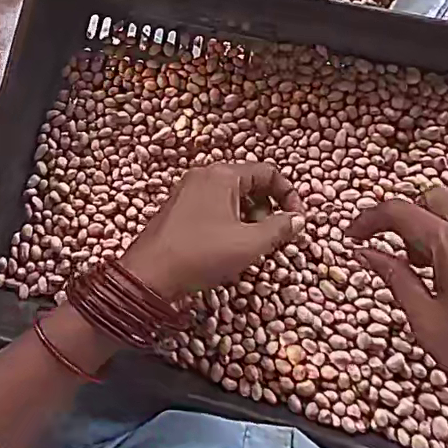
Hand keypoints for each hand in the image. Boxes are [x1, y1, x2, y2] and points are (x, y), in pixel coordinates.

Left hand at [121, 162, 303, 299]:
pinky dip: (229, 222)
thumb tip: (297, 220)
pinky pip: (213, 207)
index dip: (289, 195)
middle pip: (249, 183)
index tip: (297, 222)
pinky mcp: (178, 209)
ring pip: (231, 197)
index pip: (268, 172)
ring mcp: (187, 192)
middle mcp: (203, 176)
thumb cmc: (200, 254)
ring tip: (253, 245)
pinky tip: (229, 247)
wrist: (149, 275)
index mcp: (221, 175)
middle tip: (274, 237)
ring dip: (249, 217)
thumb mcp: (248, 244)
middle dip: (268, 208)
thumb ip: (278, 228)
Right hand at [346, 186, 447, 447]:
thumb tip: (368, 253)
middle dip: (408, 215)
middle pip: (439, 198)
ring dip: (440, 229)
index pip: (403, 211)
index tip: (356, 233)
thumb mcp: (429, 324)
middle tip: (392, 246)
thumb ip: (395, 278)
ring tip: (428, 271)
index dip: (370, 218)